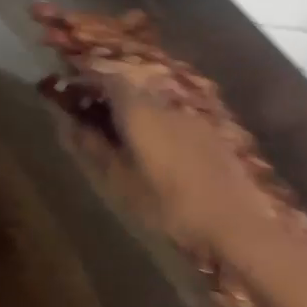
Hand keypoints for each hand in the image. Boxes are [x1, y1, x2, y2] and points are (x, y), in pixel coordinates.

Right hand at [58, 76, 281, 260]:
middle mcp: (166, 105)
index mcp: (138, 110)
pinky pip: (172, 121)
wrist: (241, 231)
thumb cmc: (169, 204)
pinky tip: (153, 153)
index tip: (67, 91)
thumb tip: (65, 121)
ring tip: (118, 138)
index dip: (84, 79)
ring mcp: (193, 121)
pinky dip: (154, 127)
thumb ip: (89, 145)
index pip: (106, 76)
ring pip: (152, 105)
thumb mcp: (118, 179)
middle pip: (130, 88)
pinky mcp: (212, 139)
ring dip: (131, 113)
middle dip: (106, 97)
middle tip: (89, 117)